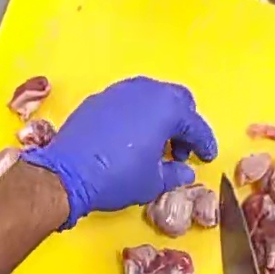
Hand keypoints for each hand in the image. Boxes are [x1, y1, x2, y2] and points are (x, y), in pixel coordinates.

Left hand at [20, 77, 216, 229]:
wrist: (67, 174)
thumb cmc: (115, 178)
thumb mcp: (151, 183)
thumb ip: (174, 174)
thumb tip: (183, 171)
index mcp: (166, 107)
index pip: (194, 124)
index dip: (203, 143)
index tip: (206, 156)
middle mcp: (145, 90)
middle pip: (176, 102)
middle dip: (182, 126)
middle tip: (179, 151)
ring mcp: (119, 92)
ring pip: (150, 99)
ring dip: (158, 120)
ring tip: (154, 147)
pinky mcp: (98, 100)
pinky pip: (126, 105)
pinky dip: (136, 119)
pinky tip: (130, 141)